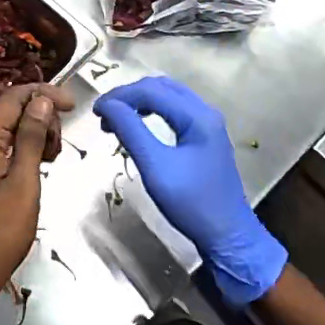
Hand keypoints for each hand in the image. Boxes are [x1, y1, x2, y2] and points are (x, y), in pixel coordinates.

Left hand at [0, 83, 73, 304]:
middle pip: (10, 111)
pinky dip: (23, 152)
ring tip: (51, 162)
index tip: (73, 105)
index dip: (43, 94)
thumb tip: (40, 101)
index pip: (12, 98)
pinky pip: (2, 148)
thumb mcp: (22, 185)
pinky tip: (38, 169)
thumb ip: (30, 139)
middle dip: (40, 119)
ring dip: (34, 136)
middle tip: (59, 149)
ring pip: (8, 130)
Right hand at [94, 76, 286, 308]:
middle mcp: (204, 112)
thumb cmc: (192, 204)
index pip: (150, 91)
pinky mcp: (204, 135)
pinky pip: (172, 109)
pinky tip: (137, 126)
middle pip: (159, 87)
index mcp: (197, 116)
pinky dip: (150, 110)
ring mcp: (206, 123)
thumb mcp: (156, 167)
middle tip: (104, 114)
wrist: (229, 237)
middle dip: (128, 96)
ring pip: (166, 95)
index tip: (95, 111)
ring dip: (138, 102)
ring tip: (116, 120)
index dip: (119, 96)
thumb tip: (107, 105)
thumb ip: (131, 131)